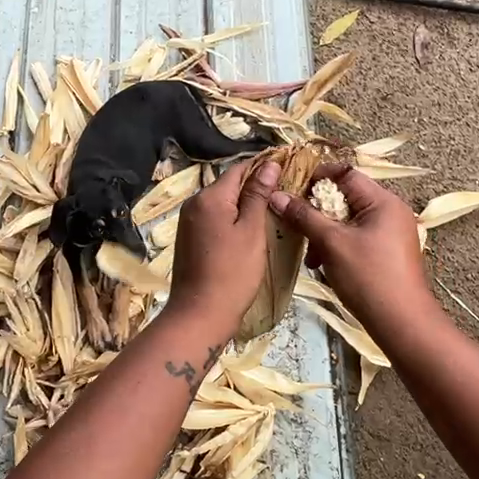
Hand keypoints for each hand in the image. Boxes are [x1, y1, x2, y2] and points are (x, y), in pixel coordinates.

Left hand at [166, 160, 278, 326]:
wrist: (200, 313)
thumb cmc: (232, 272)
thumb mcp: (252, 231)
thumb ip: (258, 195)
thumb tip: (269, 164)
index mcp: (209, 197)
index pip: (239, 169)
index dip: (264, 167)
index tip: (289, 171)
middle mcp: (194, 203)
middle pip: (229, 185)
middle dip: (255, 187)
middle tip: (285, 194)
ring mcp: (189, 221)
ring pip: (222, 203)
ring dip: (244, 204)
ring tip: (272, 212)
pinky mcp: (190, 238)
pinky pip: (214, 218)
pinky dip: (232, 219)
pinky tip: (250, 230)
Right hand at [269, 164, 432, 324]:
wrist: (402, 324)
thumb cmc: (369, 277)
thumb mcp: (331, 243)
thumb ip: (304, 216)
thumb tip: (276, 196)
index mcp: (383, 201)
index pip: (346, 174)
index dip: (317, 177)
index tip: (292, 191)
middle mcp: (390, 211)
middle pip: (346, 196)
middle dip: (318, 210)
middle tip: (297, 224)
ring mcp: (390, 232)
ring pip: (348, 219)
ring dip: (324, 231)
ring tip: (311, 254)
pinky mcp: (386, 252)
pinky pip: (356, 236)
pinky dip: (337, 244)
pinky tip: (323, 263)